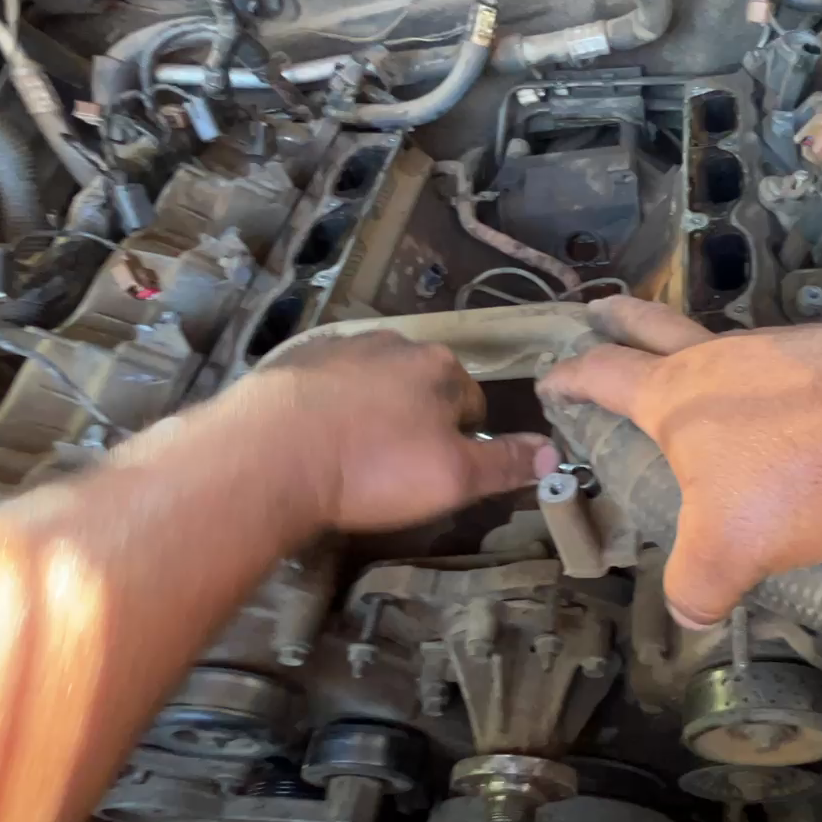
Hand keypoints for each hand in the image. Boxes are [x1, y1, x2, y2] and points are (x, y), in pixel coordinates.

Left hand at [198, 331, 558, 533]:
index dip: (461, 442)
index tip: (435, 473)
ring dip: (375, 411)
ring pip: (377, 382)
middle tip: (392, 469)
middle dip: (418, 423)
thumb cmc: (373, 468)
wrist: (265, 457)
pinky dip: (331, 405)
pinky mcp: (295, 359)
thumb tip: (555, 452)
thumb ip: (507, 462)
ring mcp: (343, 346)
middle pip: (425, 389)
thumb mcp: (454, 478)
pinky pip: (329, 382)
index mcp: (442, 368)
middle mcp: (398, 344)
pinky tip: (314, 439)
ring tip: (351, 457)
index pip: (473, 405)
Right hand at [537, 298, 821, 627]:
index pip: (604, 375)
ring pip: (723, 343)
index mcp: (675, 396)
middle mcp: (720, 360)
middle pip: (654, 325)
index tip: (549, 378)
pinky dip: (766, 380)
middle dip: (620, 319)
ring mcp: (777, 351)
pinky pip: (782, 365)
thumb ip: (697, 585)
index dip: (570, 378)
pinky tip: (785, 406)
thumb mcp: (728, 548)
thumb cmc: (792, 472)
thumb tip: (688, 615)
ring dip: (700, 352)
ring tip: (702, 377)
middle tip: (599, 310)